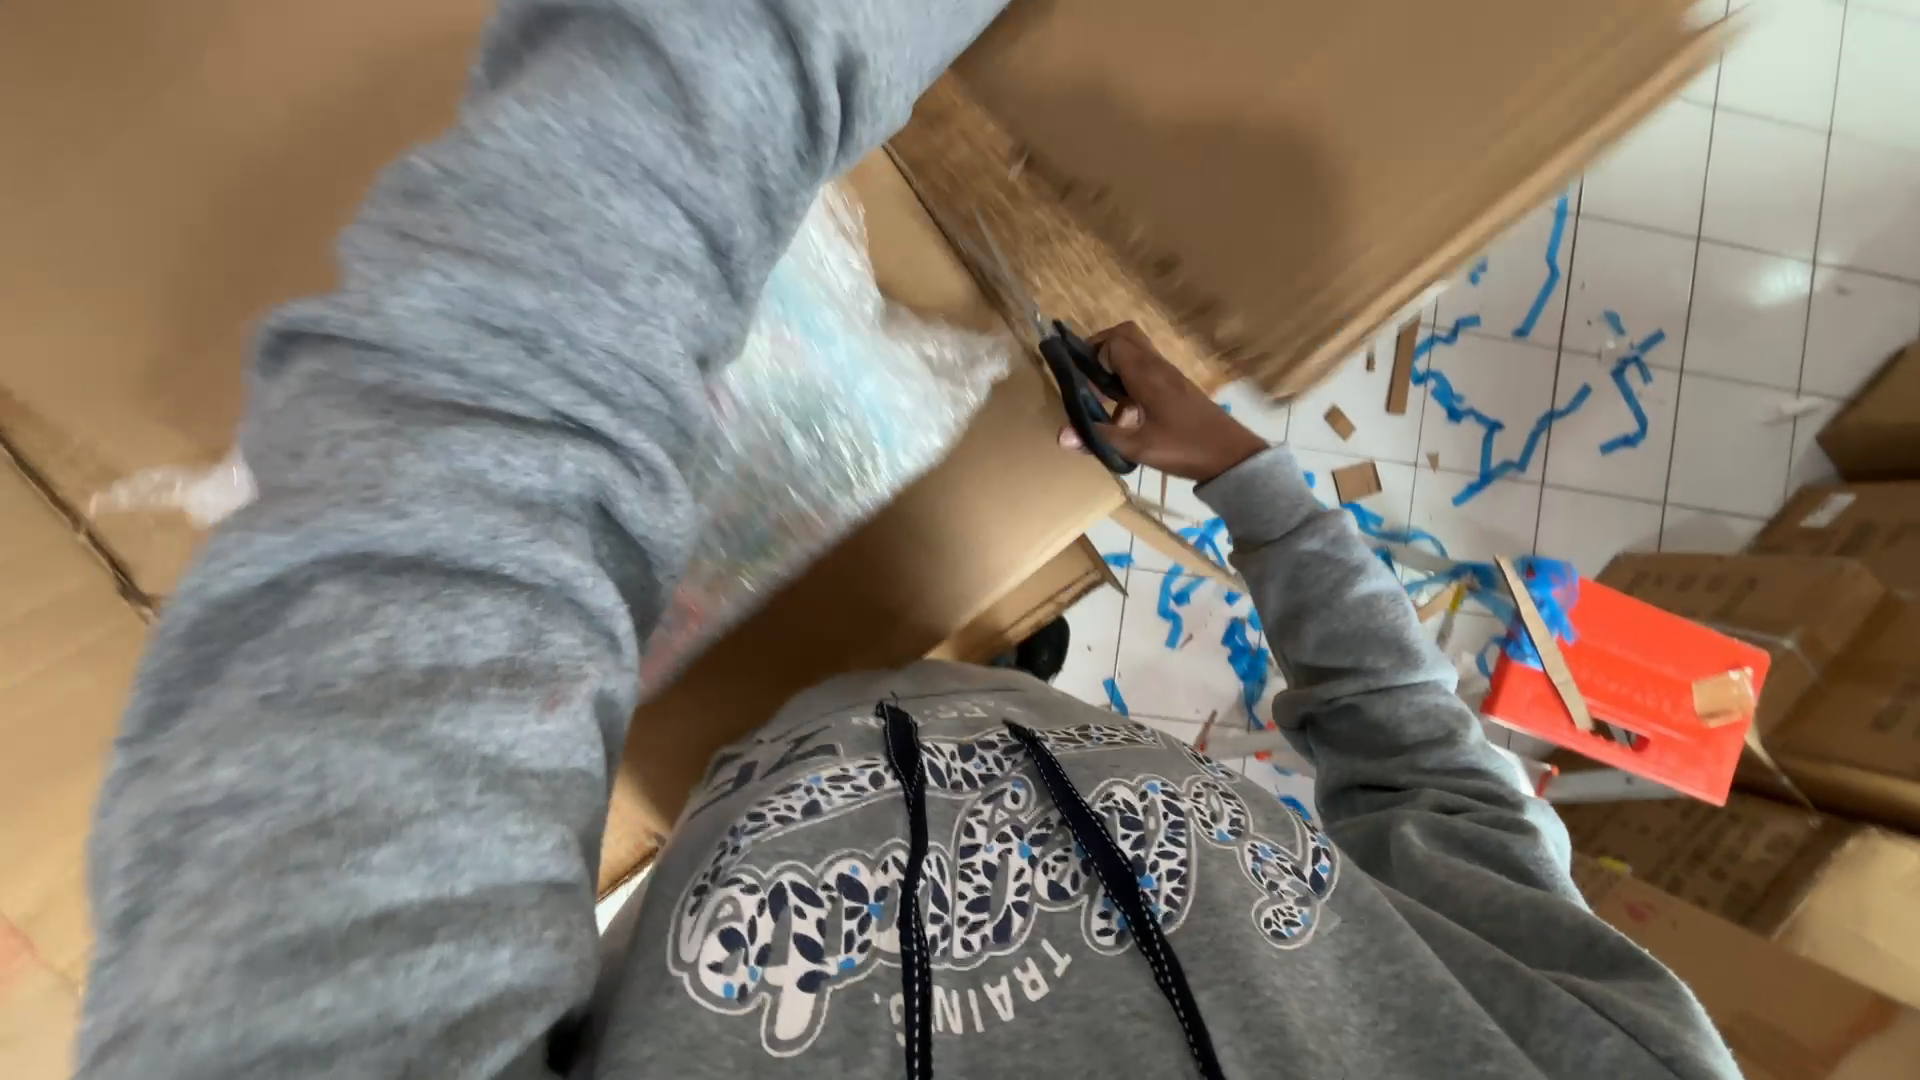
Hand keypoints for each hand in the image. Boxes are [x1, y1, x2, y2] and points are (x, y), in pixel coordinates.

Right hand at [1057, 322, 1269, 482]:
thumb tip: (1061, 435)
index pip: (1113, 343)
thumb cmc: (1185, 448)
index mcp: (1148, 375)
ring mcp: (1169, 376)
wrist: (1231, 456)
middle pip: (1126, 335)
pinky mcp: (1176, 388)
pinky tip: (1123, 415)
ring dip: (1115, 365)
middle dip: (1100, 348)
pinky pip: (1146, 371)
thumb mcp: (1138, 447)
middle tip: (1084, 375)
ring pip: (1137, 352)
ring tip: (1099, 397)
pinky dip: (1128, 381)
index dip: (1092, 356)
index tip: (1081, 381)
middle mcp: (1158, 367)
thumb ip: (1100, 437)